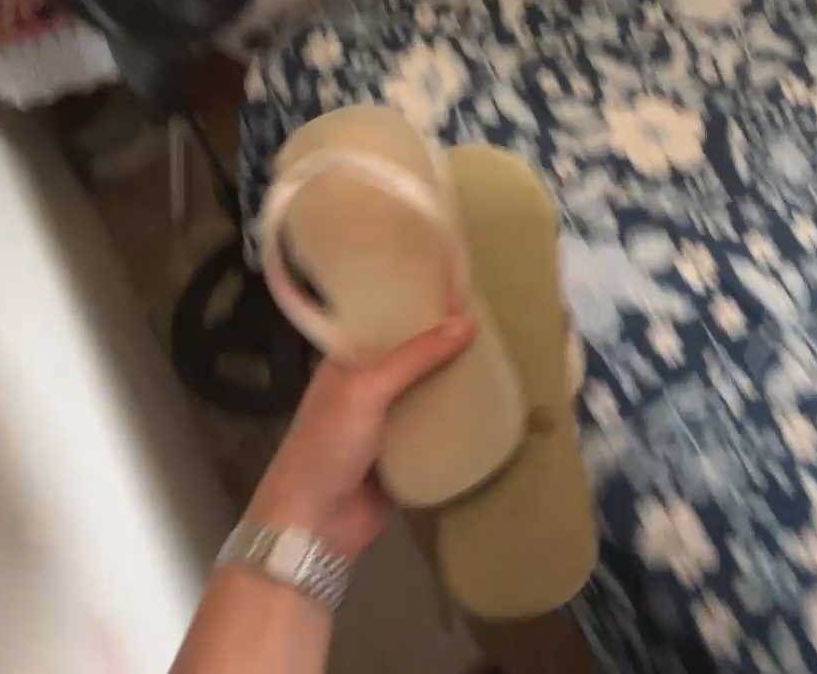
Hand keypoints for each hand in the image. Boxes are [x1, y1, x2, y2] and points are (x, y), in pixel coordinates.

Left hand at [245, 310, 475, 560]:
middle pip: (416, 355)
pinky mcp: (407, 453)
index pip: (389, 321)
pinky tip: (492, 399)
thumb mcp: (366, 390)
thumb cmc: (327, 446)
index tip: (462, 287)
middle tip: (495, 318)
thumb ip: (415, 356)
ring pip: (430, 390)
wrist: (313, 529)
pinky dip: (460, 416)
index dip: (421, 305)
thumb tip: (468, 320)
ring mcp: (389, 421)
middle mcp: (370, 386)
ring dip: (458, 378)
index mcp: (349, 361)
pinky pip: (439, 426)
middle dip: (448, 341)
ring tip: (502, 352)